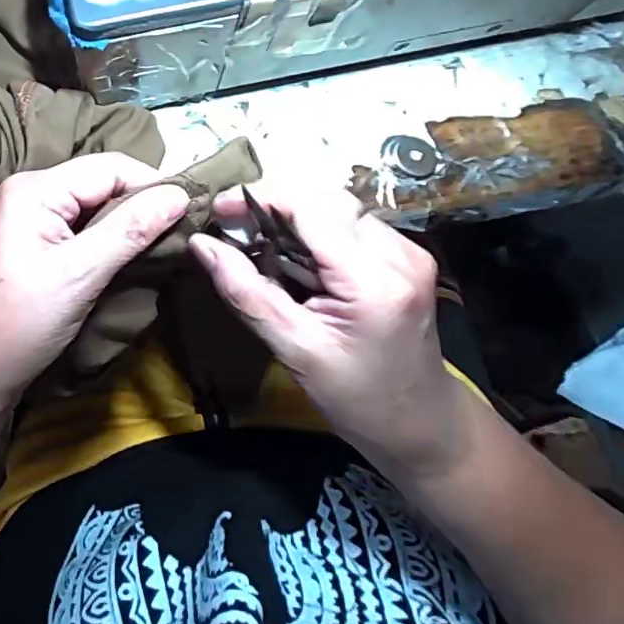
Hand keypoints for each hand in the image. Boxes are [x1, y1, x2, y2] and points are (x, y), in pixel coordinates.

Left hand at [0, 154, 188, 421]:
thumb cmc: (20, 324)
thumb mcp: (81, 274)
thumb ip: (131, 229)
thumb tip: (180, 195)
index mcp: (34, 189)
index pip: (110, 167)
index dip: (153, 184)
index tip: (191, 212)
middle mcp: (29, 190)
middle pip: (102, 180)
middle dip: (142, 202)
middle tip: (182, 229)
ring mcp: (29, 215)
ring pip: (95, 202)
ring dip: (129, 220)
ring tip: (163, 241)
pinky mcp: (33, 239)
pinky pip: (82, 223)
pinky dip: (110, 234)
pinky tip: (131, 251)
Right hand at [188, 183, 481, 479]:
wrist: (422, 425)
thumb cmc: (357, 399)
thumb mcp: (295, 350)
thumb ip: (247, 293)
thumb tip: (201, 246)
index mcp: (374, 279)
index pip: (311, 207)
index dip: (261, 198)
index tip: (220, 210)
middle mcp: (398, 253)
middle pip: (326, 199)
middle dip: (277, 206)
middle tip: (237, 230)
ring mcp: (408, 251)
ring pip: (339, 207)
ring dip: (297, 219)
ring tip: (266, 249)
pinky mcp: (407, 255)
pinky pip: (352, 224)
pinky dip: (319, 232)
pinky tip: (301, 261)